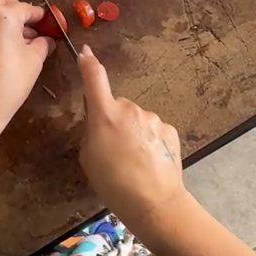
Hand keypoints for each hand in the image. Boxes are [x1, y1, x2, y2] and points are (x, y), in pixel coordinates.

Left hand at [0, 0, 50, 144]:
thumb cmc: (10, 82)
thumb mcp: (34, 61)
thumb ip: (42, 43)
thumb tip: (46, 39)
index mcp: (4, 15)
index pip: (26, 8)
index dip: (40, 16)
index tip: (48, 23)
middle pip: (2, 0)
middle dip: (17, 8)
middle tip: (30, 24)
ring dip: (2, 15)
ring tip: (16, 35)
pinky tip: (0, 44)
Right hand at [77, 46, 186, 227]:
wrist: (154, 202)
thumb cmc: (113, 184)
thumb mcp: (88, 158)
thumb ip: (91, 131)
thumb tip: (99, 119)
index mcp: (105, 115)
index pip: (94, 78)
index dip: (88, 63)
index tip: (86, 53)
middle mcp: (130, 109)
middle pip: (117, 107)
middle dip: (113, 120)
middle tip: (112, 150)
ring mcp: (153, 118)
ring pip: (136, 120)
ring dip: (133, 133)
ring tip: (133, 162)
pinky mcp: (170, 129)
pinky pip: (153, 130)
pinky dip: (150, 141)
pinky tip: (149, 162)